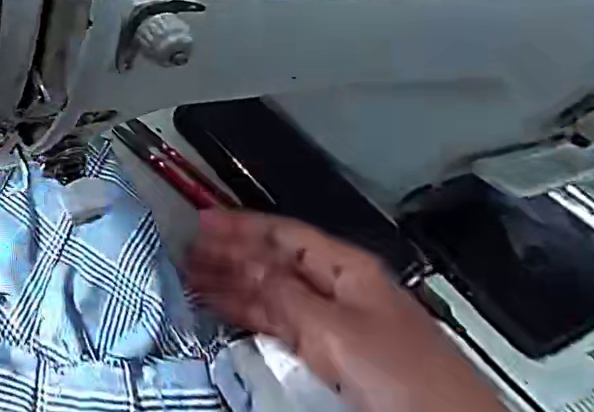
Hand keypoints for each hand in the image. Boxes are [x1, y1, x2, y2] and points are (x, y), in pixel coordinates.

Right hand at [187, 210, 504, 411]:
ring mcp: (335, 322)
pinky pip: (280, 322)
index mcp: (347, 269)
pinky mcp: (333, 355)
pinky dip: (248, 312)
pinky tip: (220, 307)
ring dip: (231, 283)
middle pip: (273, 260)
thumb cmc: (406, 376)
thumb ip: (283, 291)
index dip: (240, 223)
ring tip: (191, 277)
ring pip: (271, 291)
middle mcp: (338, 288)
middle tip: (187, 250)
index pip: (283, 232)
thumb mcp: (335, 328)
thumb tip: (244, 264)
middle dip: (229, 253)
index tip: (201, 218)